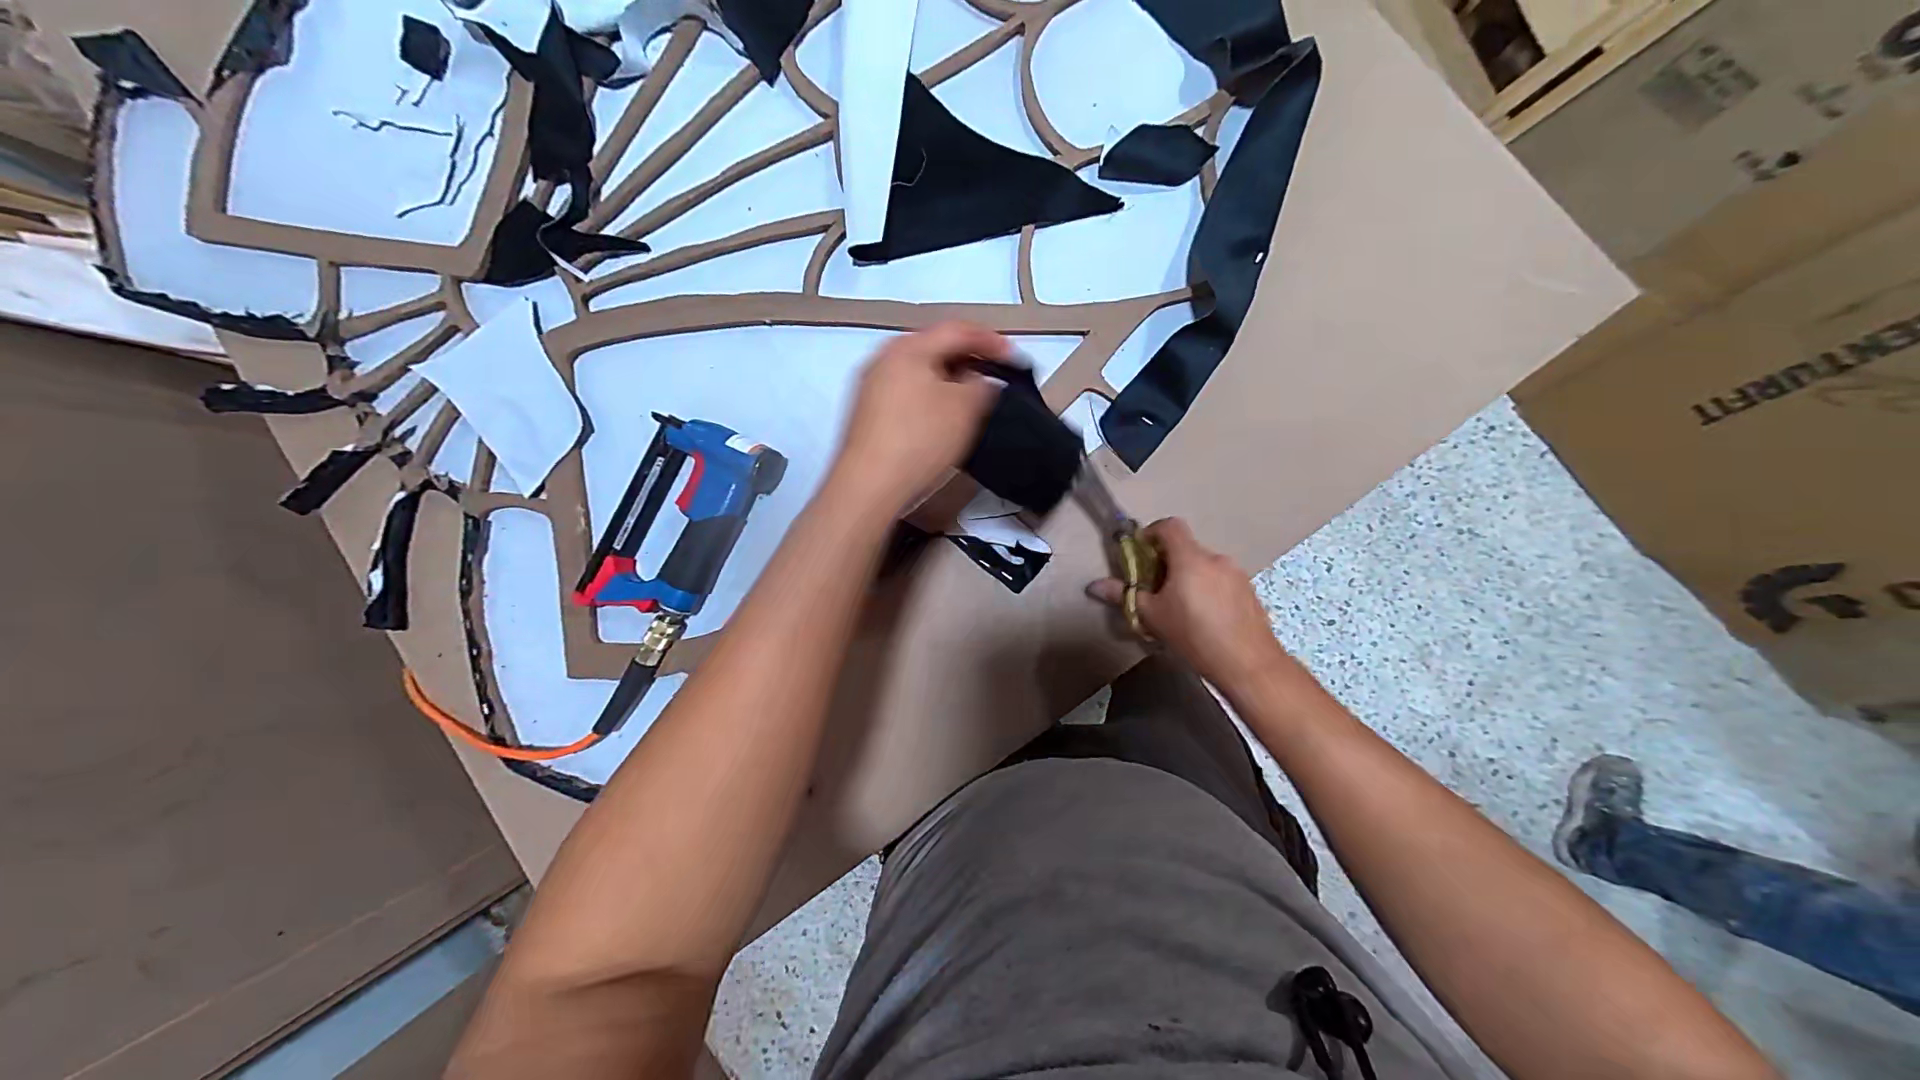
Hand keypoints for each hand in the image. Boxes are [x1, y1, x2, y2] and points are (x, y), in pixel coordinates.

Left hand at [830, 322, 1006, 513]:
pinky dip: (929, 397)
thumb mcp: (965, 409)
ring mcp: (870, 386)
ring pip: (920, 371)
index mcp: (907, 347)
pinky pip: (906, 393)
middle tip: (994, 375)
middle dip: (968, 360)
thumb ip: (982, 385)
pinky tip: (942, 419)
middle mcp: (883, 358)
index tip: (1013, 358)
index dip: (991, 341)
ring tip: (972, 399)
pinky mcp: (867, 413)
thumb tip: (982, 379)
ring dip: (949, 380)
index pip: (957, 331)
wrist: (868, 486)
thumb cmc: (917, 442)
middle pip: (934, 348)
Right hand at [1088, 518, 1295, 688]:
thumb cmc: (1194, 636)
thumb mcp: (1153, 617)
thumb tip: (1095, 585)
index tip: (1140, 554)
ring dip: (1189, 577)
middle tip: (1156, 590)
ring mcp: (1237, 574)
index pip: (1170, 526)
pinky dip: (1208, 589)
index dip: (1151, 533)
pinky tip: (1205, 618)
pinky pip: (1221, 580)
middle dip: (1167, 563)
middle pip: (1186, 548)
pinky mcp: (1249, 591)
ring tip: (1180, 608)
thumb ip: (1124, 595)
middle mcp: (1216, 558)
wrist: (1248, 664)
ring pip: (1204, 566)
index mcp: (1190, 558)